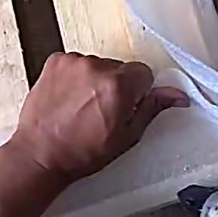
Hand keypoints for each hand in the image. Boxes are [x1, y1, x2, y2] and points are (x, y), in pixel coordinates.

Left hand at [3, 53, 188, 186]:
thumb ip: (153, 108)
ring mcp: (74, 62)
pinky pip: (76, 63)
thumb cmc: (82, 152)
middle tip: (101, 111)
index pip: (144, 73)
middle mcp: (98, 68)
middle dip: (116, 85)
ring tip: (81, 106)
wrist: (39, 155)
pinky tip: (68, 98)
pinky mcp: (56, 61)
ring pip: (98, 65)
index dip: (137, 92)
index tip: (125, 107)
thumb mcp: (126, 136)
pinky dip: (74, 76)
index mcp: (119, 86)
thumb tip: (177, 95)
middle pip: (120, 68)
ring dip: (94, 80)